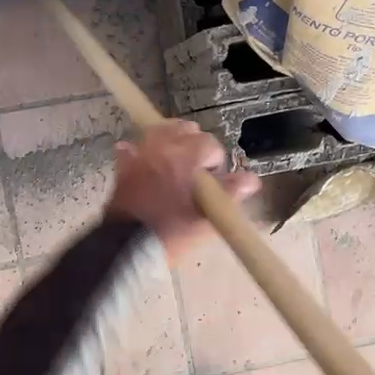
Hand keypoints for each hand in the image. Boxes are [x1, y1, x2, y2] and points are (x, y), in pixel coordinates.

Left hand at [106, 121, 258, 258]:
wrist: (127, 245)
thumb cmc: (172, 232)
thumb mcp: (207, 217)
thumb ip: (230, 194)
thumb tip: (251, 179)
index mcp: (186, 156)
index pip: (210, 144)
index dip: (216, 162)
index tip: (214, 181)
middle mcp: (162, 147)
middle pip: (185, 130)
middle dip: (195, 144)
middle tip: (197, 170)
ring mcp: (139, 154)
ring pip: (159, 132)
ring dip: (170, 141)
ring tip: (176, 162)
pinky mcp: (123, 167)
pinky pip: (132, 147)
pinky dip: (140, 151)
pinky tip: (146, 164)